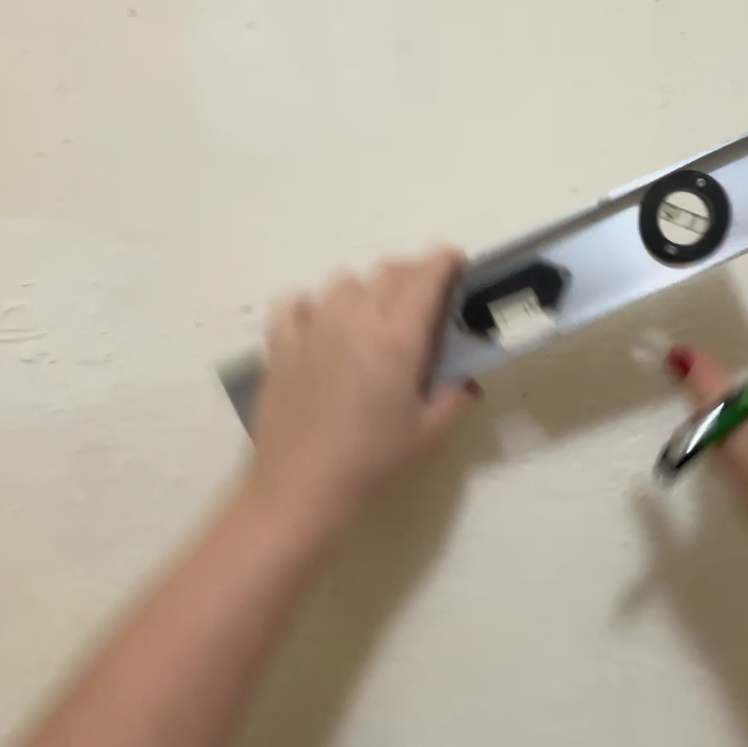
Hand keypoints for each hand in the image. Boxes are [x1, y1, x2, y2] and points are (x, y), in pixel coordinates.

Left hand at [245, 248, 479, 527]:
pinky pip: (297, 302)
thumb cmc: (371, 461)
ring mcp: (313, 326)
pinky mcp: (280, 342)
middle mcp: (355, 319)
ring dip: (367, 291)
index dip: (444, 260)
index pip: (425, 277)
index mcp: (397, 339)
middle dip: (413, 275)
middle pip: (388, 271)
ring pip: (344, 281)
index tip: (456, 263)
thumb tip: (467, 380)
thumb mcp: (429, 435)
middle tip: (423, 302)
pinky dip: (314, 305)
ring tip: (373, 320)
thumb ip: (456, 398)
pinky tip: (321, 328)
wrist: (301, 486)